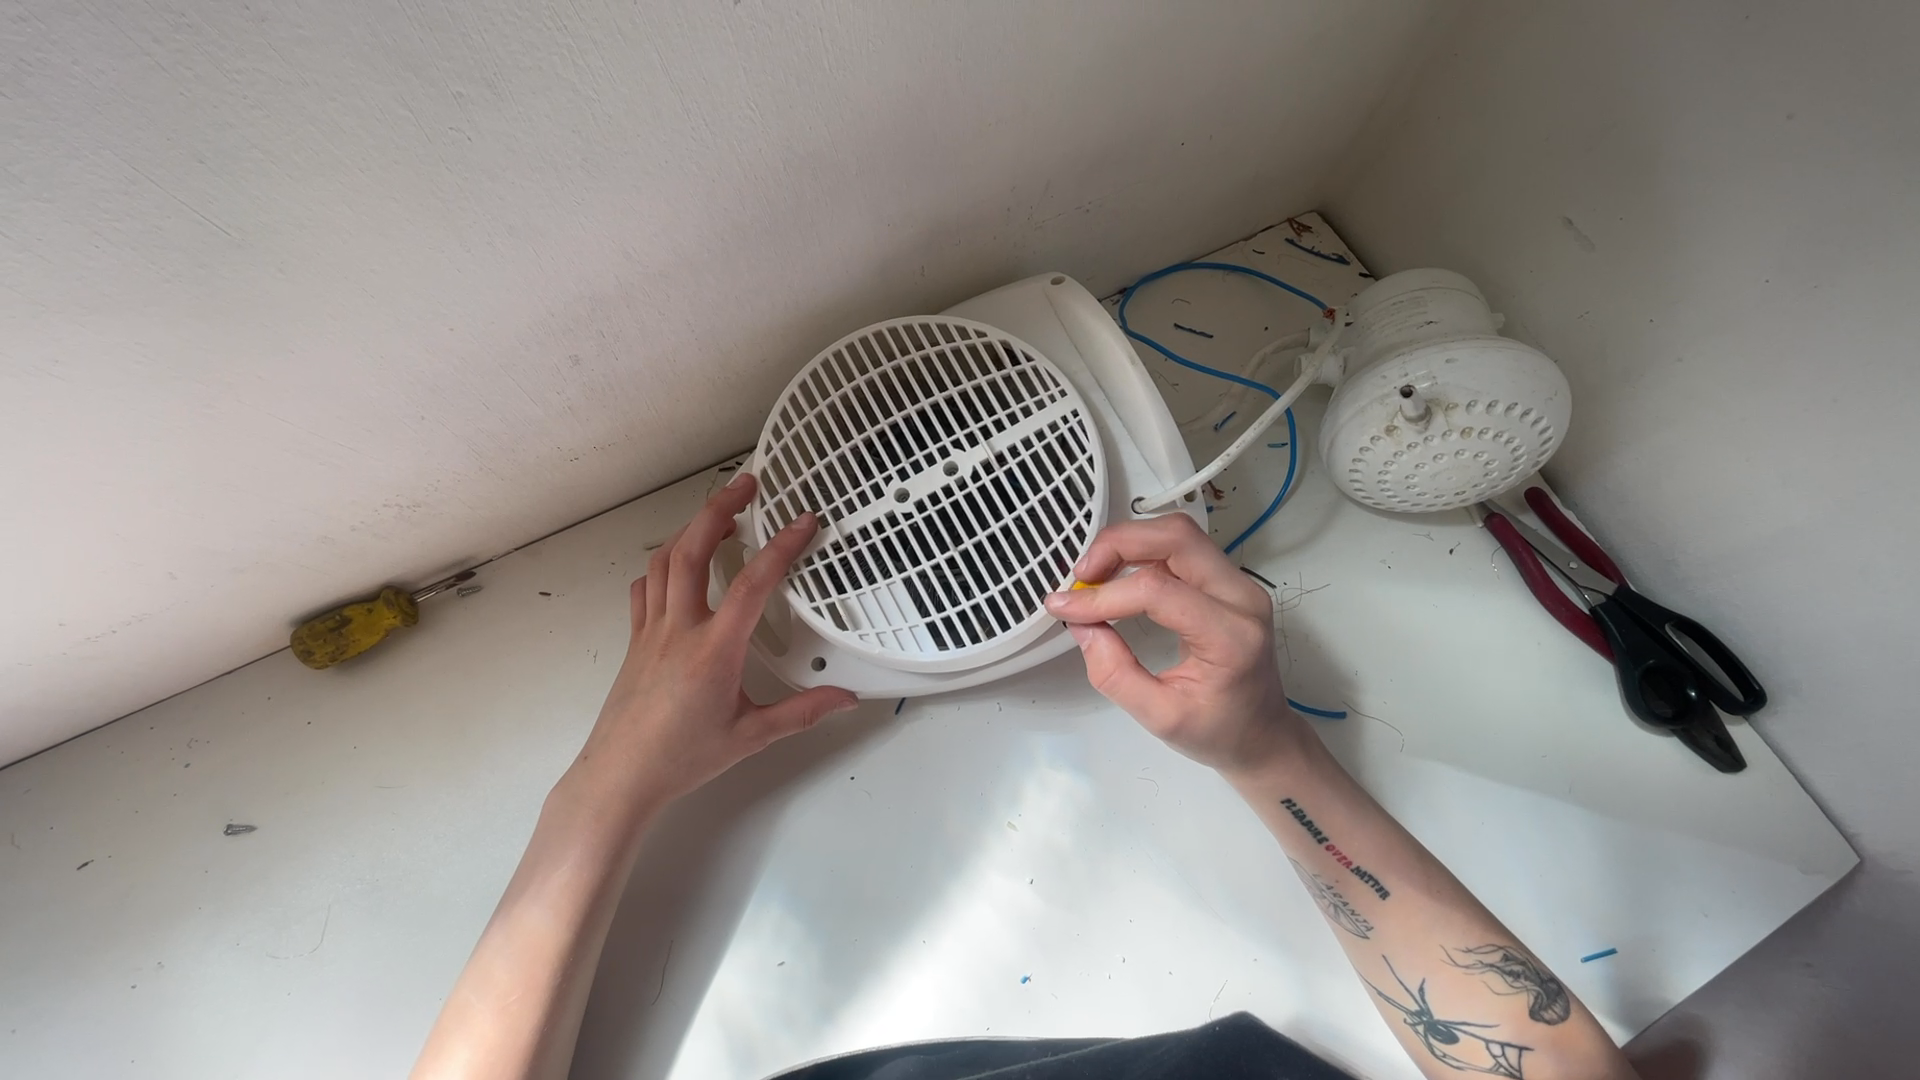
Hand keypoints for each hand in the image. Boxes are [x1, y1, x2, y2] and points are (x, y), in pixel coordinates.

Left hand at [571, 472, 857, 810]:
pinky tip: (676, 565)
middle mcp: (679, 630)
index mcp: (713, 650)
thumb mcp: (751, 736)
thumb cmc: (681, 758)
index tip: (803, 521)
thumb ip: (802, 713)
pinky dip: (662, 564)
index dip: (781, 547)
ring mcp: (651, 631)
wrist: (618, 780)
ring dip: (690, 528)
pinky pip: (646, 588)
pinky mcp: (636, 641)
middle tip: (746, 484)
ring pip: (664, 562)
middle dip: (719, 509)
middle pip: (693, 551)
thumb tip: (845, 699)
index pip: (751, 584)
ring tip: (718, 514)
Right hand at [1043, 514, 1306, 777]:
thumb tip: (1080, 625)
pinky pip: (1181, 548)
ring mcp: (1238, 583)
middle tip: (1081, 575)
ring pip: (1178, 534)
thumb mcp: (1159, 718)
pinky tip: (1117, 575)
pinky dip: (1141, 552)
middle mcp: (1241, 597)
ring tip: (1094, 574)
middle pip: (1177, 537)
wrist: (1263, 735)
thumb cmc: (1217, 732)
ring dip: (1129, 543)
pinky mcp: (1227, 581)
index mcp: (1230, 636)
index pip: (1157, 591)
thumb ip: (1115, 673)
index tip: (1063, 607)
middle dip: (1118, 544)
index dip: (1103, 595)